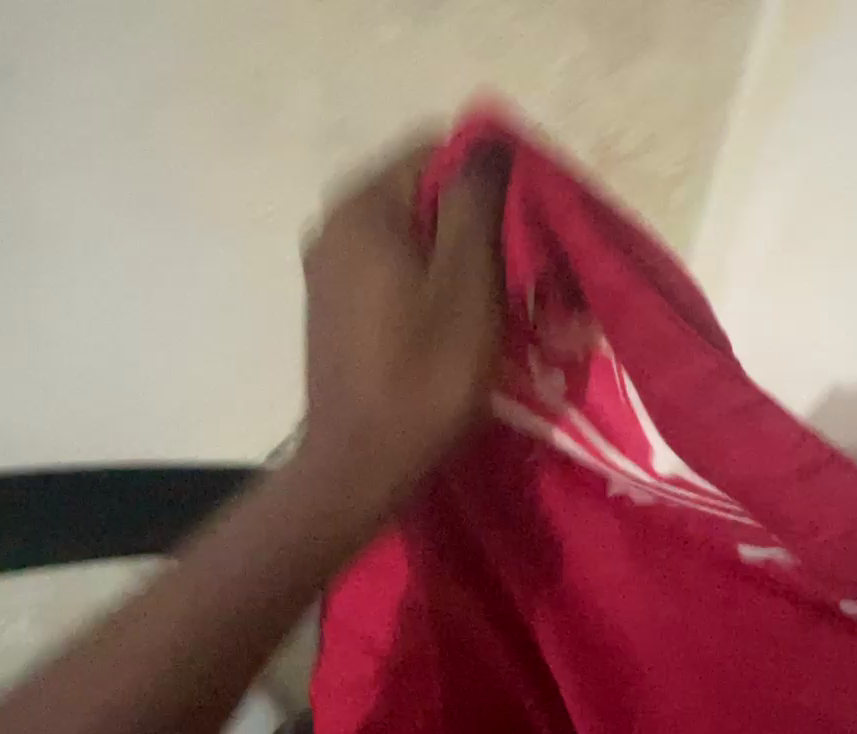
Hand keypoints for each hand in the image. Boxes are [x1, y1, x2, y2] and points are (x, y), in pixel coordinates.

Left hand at [299, 139, 507, 486]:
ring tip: (496, 312)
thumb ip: (476, 201)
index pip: (438, 152)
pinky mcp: (335, 311)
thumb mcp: (467, 285)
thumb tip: (487, 143)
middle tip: (521, 282)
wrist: (360, 467)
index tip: (528, 234)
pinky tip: (455, 330)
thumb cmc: (422, 379)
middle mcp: (334, 227)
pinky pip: (393, 277)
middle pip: (424, 198)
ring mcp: (328, 272)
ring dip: (459, 266)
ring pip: (412, 242)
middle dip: (479, 231)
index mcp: (363, 208)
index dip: (493, 183)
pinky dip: (430, 291)